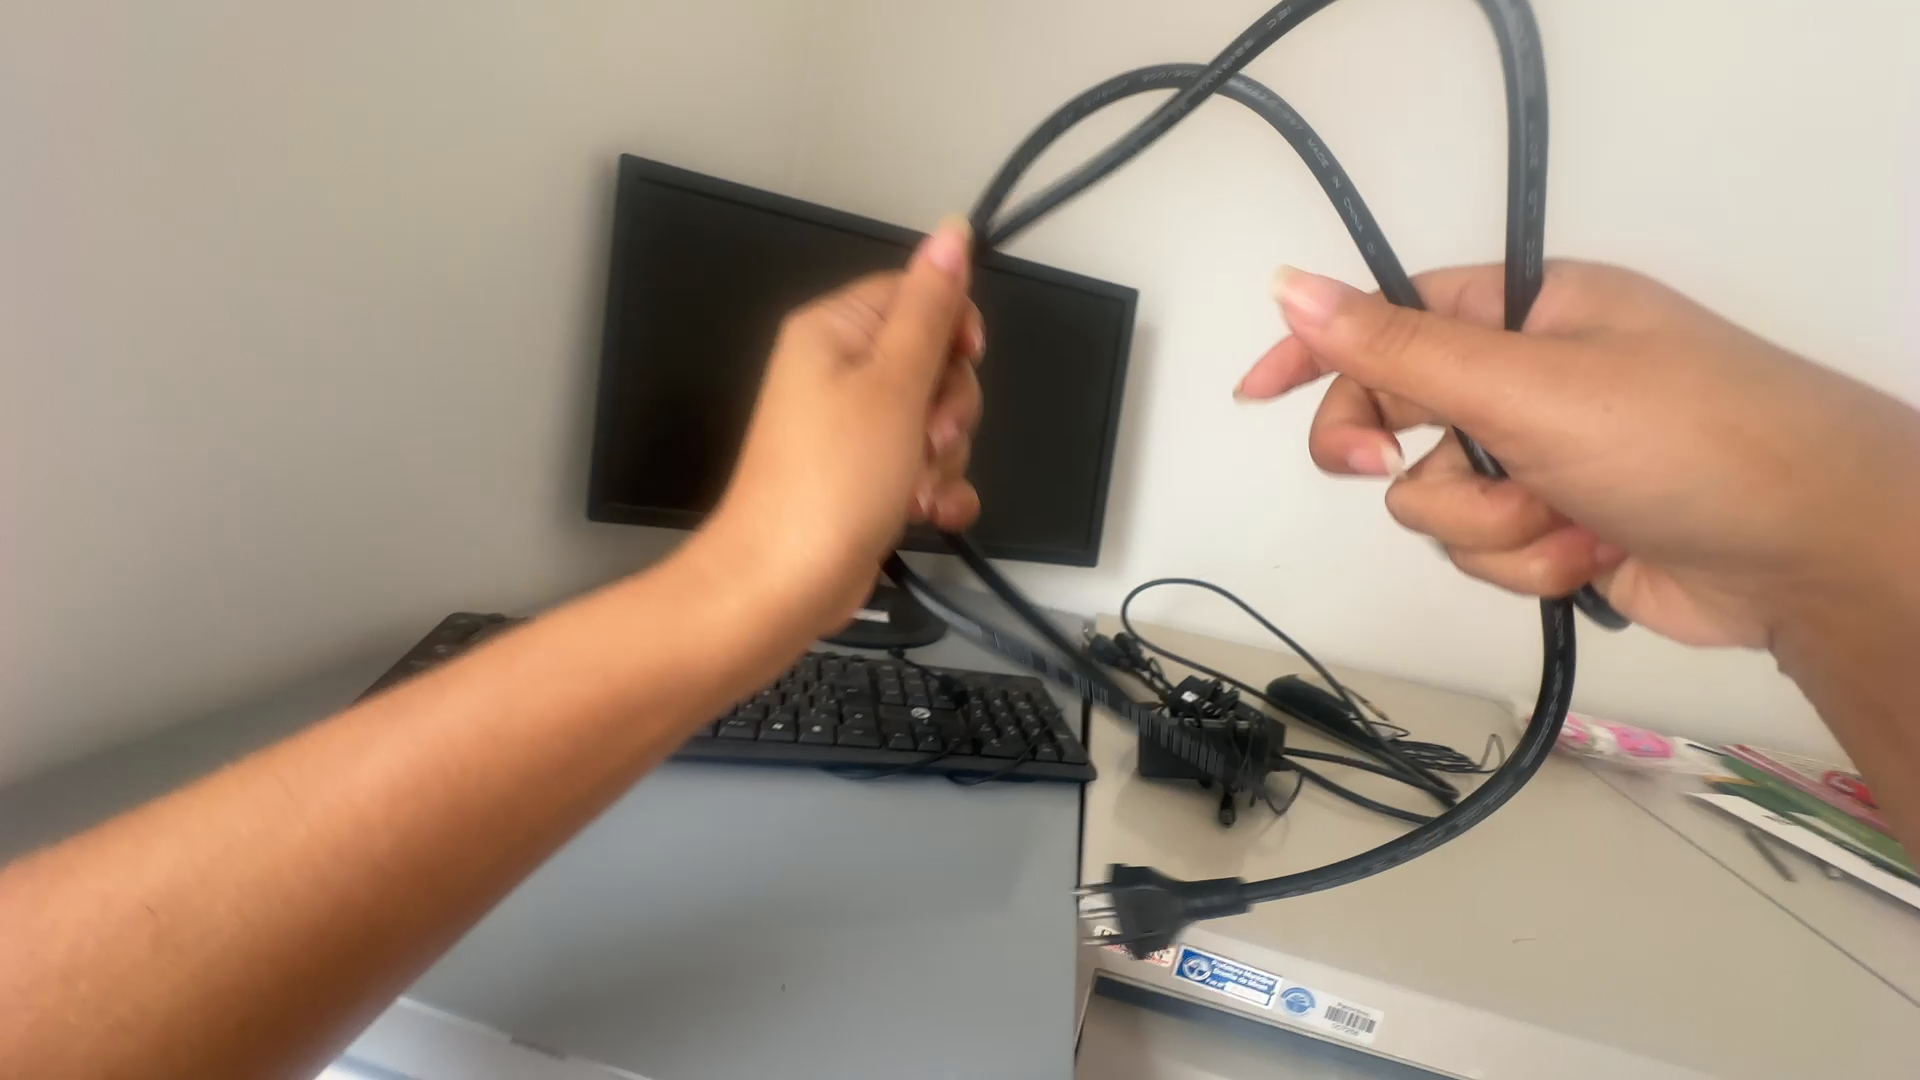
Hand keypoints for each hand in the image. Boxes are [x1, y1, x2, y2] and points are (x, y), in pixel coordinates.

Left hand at [701, 219, 984, 633]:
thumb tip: (952, 231)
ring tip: (915, 488)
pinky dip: (936, 490)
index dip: (952, 328)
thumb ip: (930, 308)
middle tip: (927, 438)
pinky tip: (928, 512)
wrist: (785, 584)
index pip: (916, 295)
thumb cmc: (831, 482)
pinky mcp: (869, 478)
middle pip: (934, 361)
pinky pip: (925, 466)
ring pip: (936, 420)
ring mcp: (856, 431)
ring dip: (944, 458)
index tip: (962, 361)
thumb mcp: (893, 383)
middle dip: (949, 407)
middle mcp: (841, 375)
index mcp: (836, 332)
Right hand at [1236, 261, 1919, 648]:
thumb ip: (1396, 349)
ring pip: (1425, 498)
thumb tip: (1294, 291)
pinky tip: (1584, 549)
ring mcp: (1526, 455)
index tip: (1255, 390)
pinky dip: (1517, 558)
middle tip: (1388, 467)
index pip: (1382, 321)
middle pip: (1388, 420)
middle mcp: (1515, 382)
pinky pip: (1471, 545)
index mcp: (1518, 317)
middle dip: (1395, 459)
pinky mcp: (1538, 522)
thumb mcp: (1525, 386)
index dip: (1311, 351)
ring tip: (1562, 515)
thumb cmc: (1693, 442)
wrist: (1814, 561)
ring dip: (1481, 522)